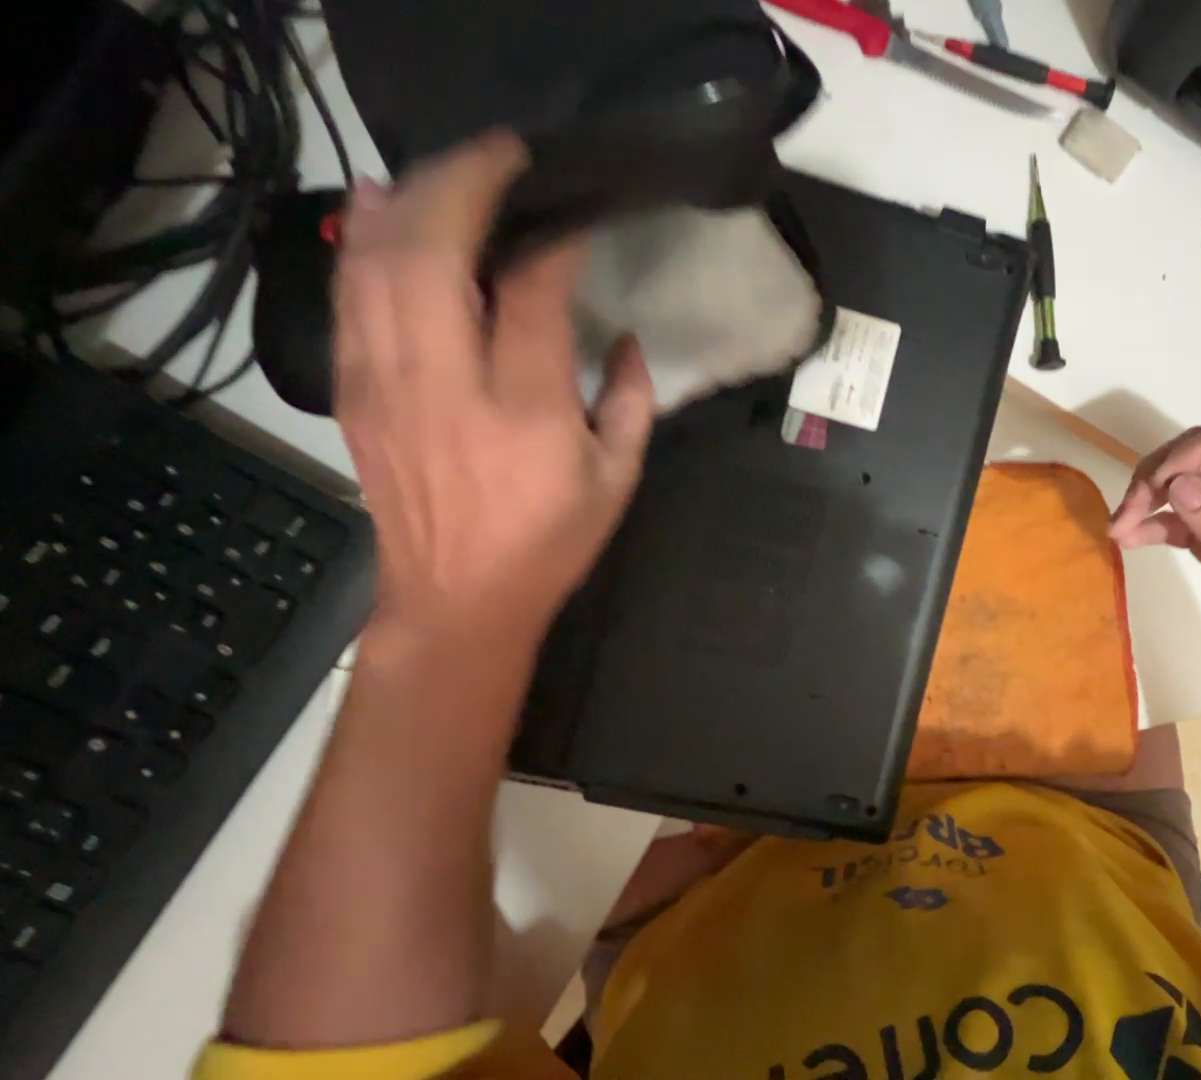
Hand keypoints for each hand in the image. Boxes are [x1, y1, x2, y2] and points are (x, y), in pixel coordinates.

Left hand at [333, 132, 654, 640]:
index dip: (552, 244)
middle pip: (434, 255)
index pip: (530, 294)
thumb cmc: (550, 542)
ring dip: (408, 200)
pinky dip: (361, 240)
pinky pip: (351, 296)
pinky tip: (378, 204)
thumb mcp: (619, 479)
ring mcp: (388, 385)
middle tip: (504, 154)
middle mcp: (448, 386)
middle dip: (465, 186)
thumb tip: (622, 338)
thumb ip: (631, 400)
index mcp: (529, 413)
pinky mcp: (356, 392)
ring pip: (377, 264)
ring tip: (445, 166)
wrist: (456, 598)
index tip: (574, 218)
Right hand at [1109, 426, 1200, 683]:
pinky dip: (1154, 528)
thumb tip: (1175, 484)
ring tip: (1118, 528)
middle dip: (1160, 478)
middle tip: (1127, 509)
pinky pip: (1180, 523)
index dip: (1188, 455)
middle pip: (1200, 462)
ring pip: (1184, 490)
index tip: (1155, 483)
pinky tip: (1127, 539)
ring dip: (1149, 503)